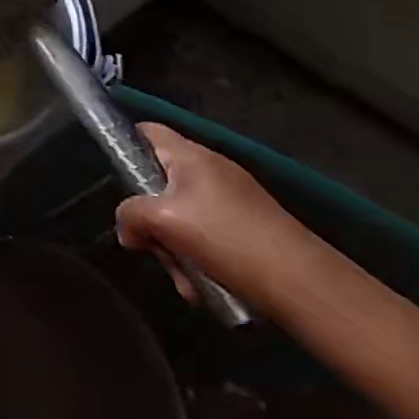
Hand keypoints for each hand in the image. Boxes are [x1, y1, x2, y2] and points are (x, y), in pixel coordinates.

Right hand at [114, 123, 317, 307]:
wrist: (304, 284)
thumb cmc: (226, 237)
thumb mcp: (163, 221)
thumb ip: (131, 216)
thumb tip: (127, 230)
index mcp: (191, 156)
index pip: (148, 131)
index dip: (125, 144)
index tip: (115, 177)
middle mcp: (212, 170)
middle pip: (161, 182)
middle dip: (150, 218)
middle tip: (152, 247)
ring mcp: (235, 200)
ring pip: (183, 217)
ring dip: (175, 249)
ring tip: (184, 281)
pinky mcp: (251, 229)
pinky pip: (208, 237)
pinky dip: (199, 260)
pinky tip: (203, 287)